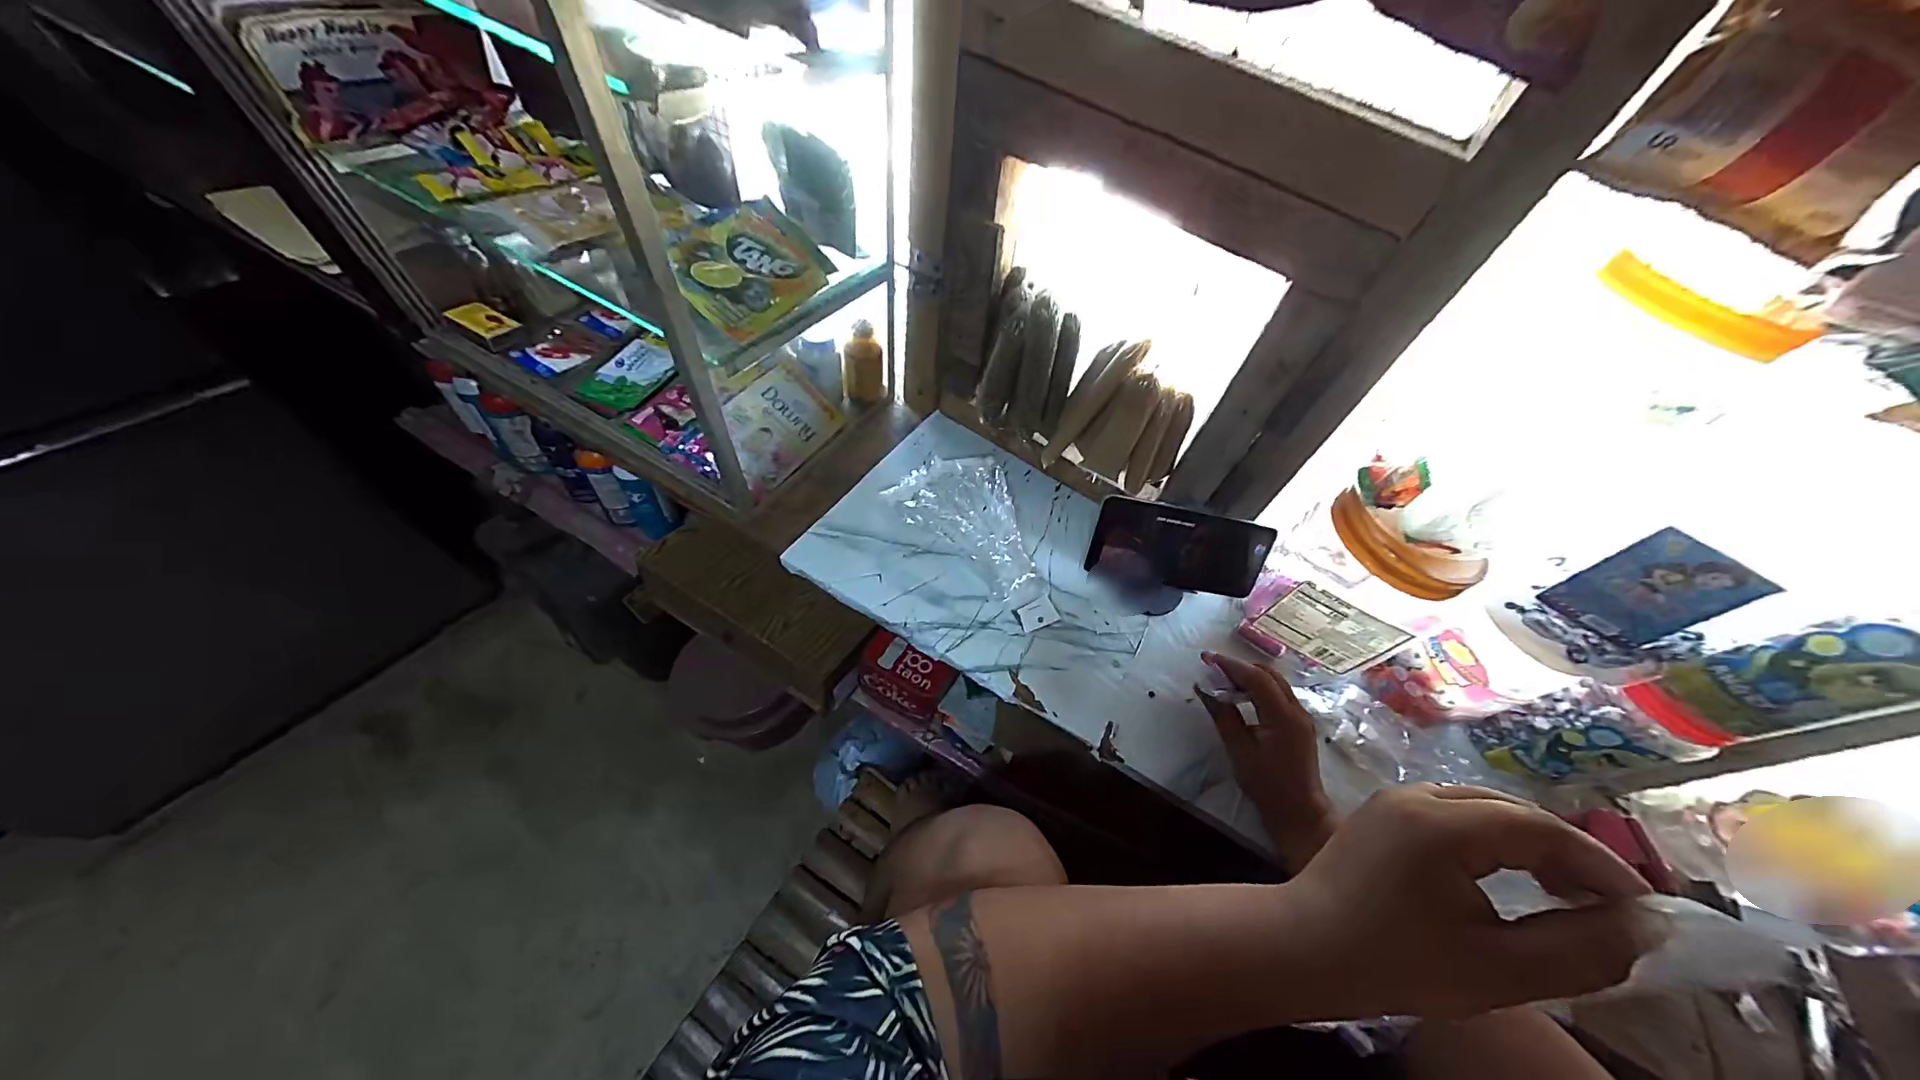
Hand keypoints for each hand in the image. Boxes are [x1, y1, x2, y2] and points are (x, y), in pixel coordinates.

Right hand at [1195, 651, 1333, 870]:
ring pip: (1275, 682)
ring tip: (1224, 681)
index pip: (1257, 678)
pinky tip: (1241, 697)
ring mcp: (1301, 717)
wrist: (1299, 812)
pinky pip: (1278, 695)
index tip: (1208, 659)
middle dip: (1240, 667)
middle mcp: (1297, 711)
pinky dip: (1258, 689)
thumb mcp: (1239, 750)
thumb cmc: (1267, 785)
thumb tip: (1206, 691)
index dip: (1231, 665)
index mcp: (1283, 717)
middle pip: (1269, 674)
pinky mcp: (1299, 724)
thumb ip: (1224, 716)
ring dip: (1250, 677)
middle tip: (1214, 670)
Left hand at [1281, 784, 1666, 1018]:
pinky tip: (1511, 879)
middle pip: (1512, 812)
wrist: (1305, 946)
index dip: (1603, 867)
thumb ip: (1582, 947)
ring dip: (1531, 846)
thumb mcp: (1503, 969)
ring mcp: (1392, 801)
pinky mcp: (1381, 816)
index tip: (1649, 912)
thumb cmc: (1398, 962)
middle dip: (1569, 855)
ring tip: (1571, 898)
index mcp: (1440, 822)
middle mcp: (1414, 796)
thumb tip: (1646, 924)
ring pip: (1482, 809)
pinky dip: (1491, 842)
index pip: (1541, 829)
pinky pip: (1451, 815)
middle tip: (1615, 909)